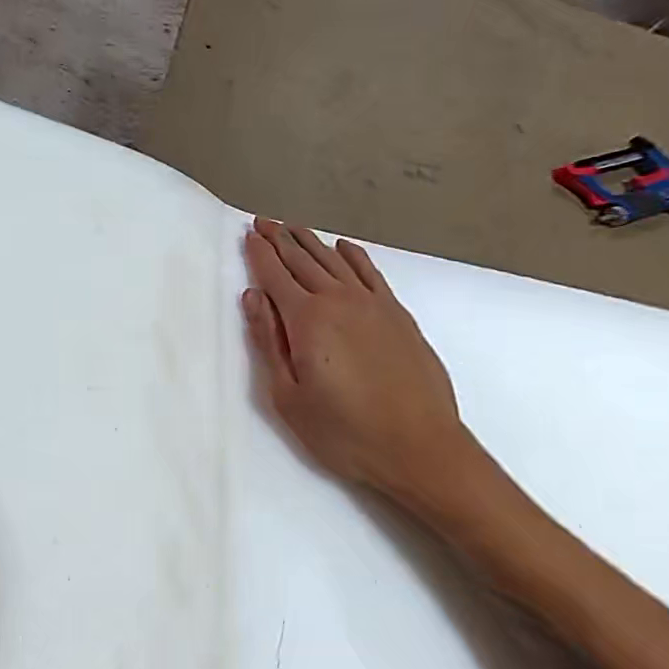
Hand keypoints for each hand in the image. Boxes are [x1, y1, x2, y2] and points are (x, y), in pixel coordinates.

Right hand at [240, 218, 469, 496]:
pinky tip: (343, 247)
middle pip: (303, 260)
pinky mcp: (398, 314)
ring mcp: (373, 304)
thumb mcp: (289, 397)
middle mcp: (339, 300)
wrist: (420, 447)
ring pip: (334, 261)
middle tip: (264, 221)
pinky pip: (371, 273)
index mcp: (307, 320)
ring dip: (311, 242)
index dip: (259, 253)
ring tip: (294, 227)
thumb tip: (254, 297)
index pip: (275, 275)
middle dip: (280, 239)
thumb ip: (269, 342)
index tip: (249, 233)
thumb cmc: (345, 432)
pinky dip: (354, 256)